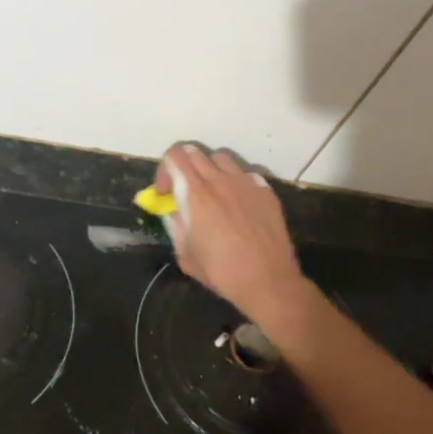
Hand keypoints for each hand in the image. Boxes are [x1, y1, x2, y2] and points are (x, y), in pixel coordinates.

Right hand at [153, 144, 307, 331]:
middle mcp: (219, 180)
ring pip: (221, 158)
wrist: (268, 281)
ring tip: (212, 191)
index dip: (164, 170)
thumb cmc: (221, 271)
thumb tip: (173, 213)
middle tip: (184, 190)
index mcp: (195, 194)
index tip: (166, 193)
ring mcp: (245, 183)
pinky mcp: (265, 191)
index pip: (174, 156)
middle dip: (183, 167)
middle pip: (195, 152)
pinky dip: (235, 181)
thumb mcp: (186, 255)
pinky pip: (245, 173)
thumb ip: (175, 227)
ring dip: (210, 169)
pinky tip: (238, 203)